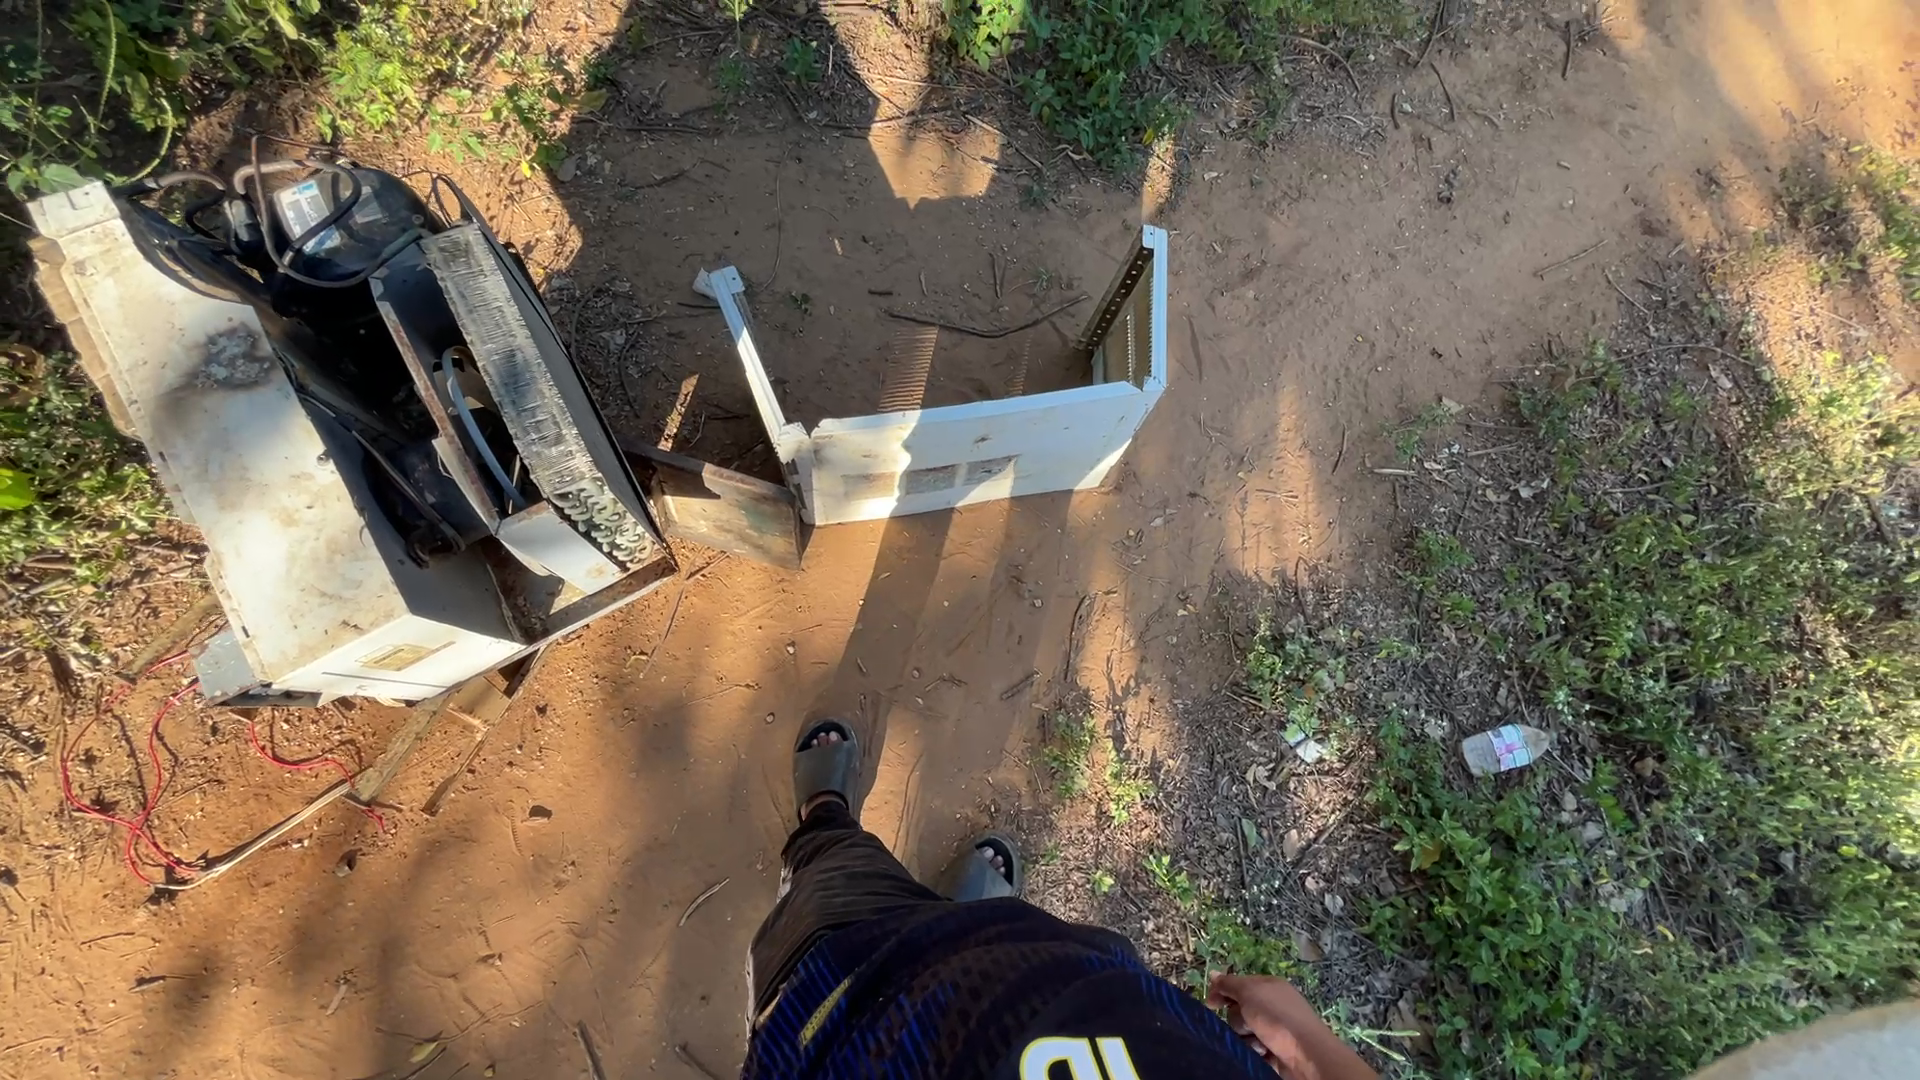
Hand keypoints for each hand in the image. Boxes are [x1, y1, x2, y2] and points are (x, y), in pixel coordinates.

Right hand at [1206, 973, 1378, 1079]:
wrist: (1308, 1056)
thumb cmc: (1277, 1017)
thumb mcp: (1249, 992)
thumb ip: (1229, 984)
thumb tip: (1212, 974)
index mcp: (1268, 986)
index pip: (1238, 985)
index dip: (1223, 992)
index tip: (1210, 1004)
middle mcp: (1273, 1006)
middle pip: (1240, 1010)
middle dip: (1238, 1020)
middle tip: (1247, 1025)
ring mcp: (1277, 1031)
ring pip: (1247, 1032)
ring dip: (1248, 1039)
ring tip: (1259, 1044)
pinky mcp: (1279, 1052)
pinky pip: (1257, 1050)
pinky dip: (1257, 1053)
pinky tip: (1264, 1055)